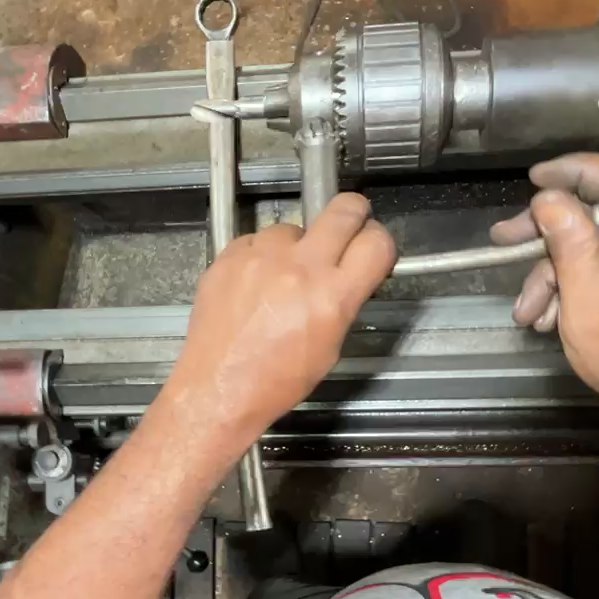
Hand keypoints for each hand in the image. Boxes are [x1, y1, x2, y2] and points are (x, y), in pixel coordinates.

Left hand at [161, 193, 395, 447]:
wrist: (218, 388)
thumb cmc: (276, 381)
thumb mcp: (330, 348)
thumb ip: (344, 302)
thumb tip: (350, 274)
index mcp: (332, 297)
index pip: (376, 242)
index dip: (380, 242)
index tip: (372, 246)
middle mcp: (299, 268)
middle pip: (343, 210)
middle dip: (353, 214)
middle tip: (348, 227)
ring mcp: (261, 257)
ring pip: (293, 227)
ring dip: (296, 245)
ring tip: (283, 277)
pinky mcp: (230, 255)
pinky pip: (256, 240)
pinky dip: (261, 256)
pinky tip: (255, 285)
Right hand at [493, 154, 598, 427]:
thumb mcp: (589, 315)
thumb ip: (572, 252)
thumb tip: (549, 200)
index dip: (574, 171)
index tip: (534, 181)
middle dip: (551, 226)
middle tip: (505, 242)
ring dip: (558, 263)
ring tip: (530, 309)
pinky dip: (579, 271)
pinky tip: (552, 307)